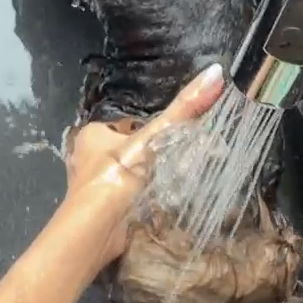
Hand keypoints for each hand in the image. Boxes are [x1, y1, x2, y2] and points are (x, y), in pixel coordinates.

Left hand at [59, 63, 226, 262]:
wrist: (96, 230)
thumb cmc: (116, 176)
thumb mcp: (153, 137)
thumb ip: (183, 110)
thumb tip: (215, 72)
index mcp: (91, 134)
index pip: (127, 126)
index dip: (150, 133)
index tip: (173, 139)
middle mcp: (87, 158)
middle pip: (128, 152)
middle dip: (149, 158)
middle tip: (178, 161)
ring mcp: (95, 187)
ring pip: (128, 176)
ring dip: (147, 181)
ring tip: (173, 182)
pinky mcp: (102, 213)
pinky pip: (128, 199)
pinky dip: (143, 201)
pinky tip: (160, 203)